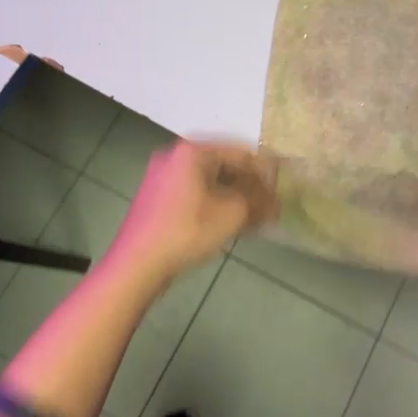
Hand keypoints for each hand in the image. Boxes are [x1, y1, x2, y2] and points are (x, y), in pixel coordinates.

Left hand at [105, 141, 274, 285]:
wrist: (136, 266)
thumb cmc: (187, 231)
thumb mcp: (233, 214)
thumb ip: (259, 200)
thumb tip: (276, 200)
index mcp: (192, 150)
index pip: (240, 152)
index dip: (264, 172)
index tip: (281, 191)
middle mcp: (174, 155)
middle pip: (223, 165)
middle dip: (248, 186)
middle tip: (268, 205)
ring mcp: (161, 176)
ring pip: (208, 181)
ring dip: (232, 196)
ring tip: (252, 217)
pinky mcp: (155, 198)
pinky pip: (193, 193)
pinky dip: (213, 203)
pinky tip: (227, 222)